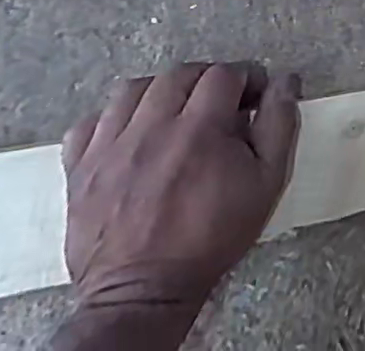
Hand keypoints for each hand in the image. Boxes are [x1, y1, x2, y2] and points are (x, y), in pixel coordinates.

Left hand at [59, 62, 299, 320]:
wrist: (144, 291)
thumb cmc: (214, 233)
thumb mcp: (269, 178)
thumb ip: (280, 122)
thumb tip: (285, 81)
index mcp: (199, 130)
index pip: (225, 73)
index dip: (248, 78)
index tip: (256, 97)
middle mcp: (150, 130)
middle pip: (180, 73)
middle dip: (209, 78)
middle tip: (223, 103)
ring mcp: (108, 150)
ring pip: (133, 89)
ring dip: (163, 90)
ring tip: (179, 111)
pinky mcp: (78, 171)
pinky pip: (88, 123)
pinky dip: (114, 118)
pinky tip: (135, 133)